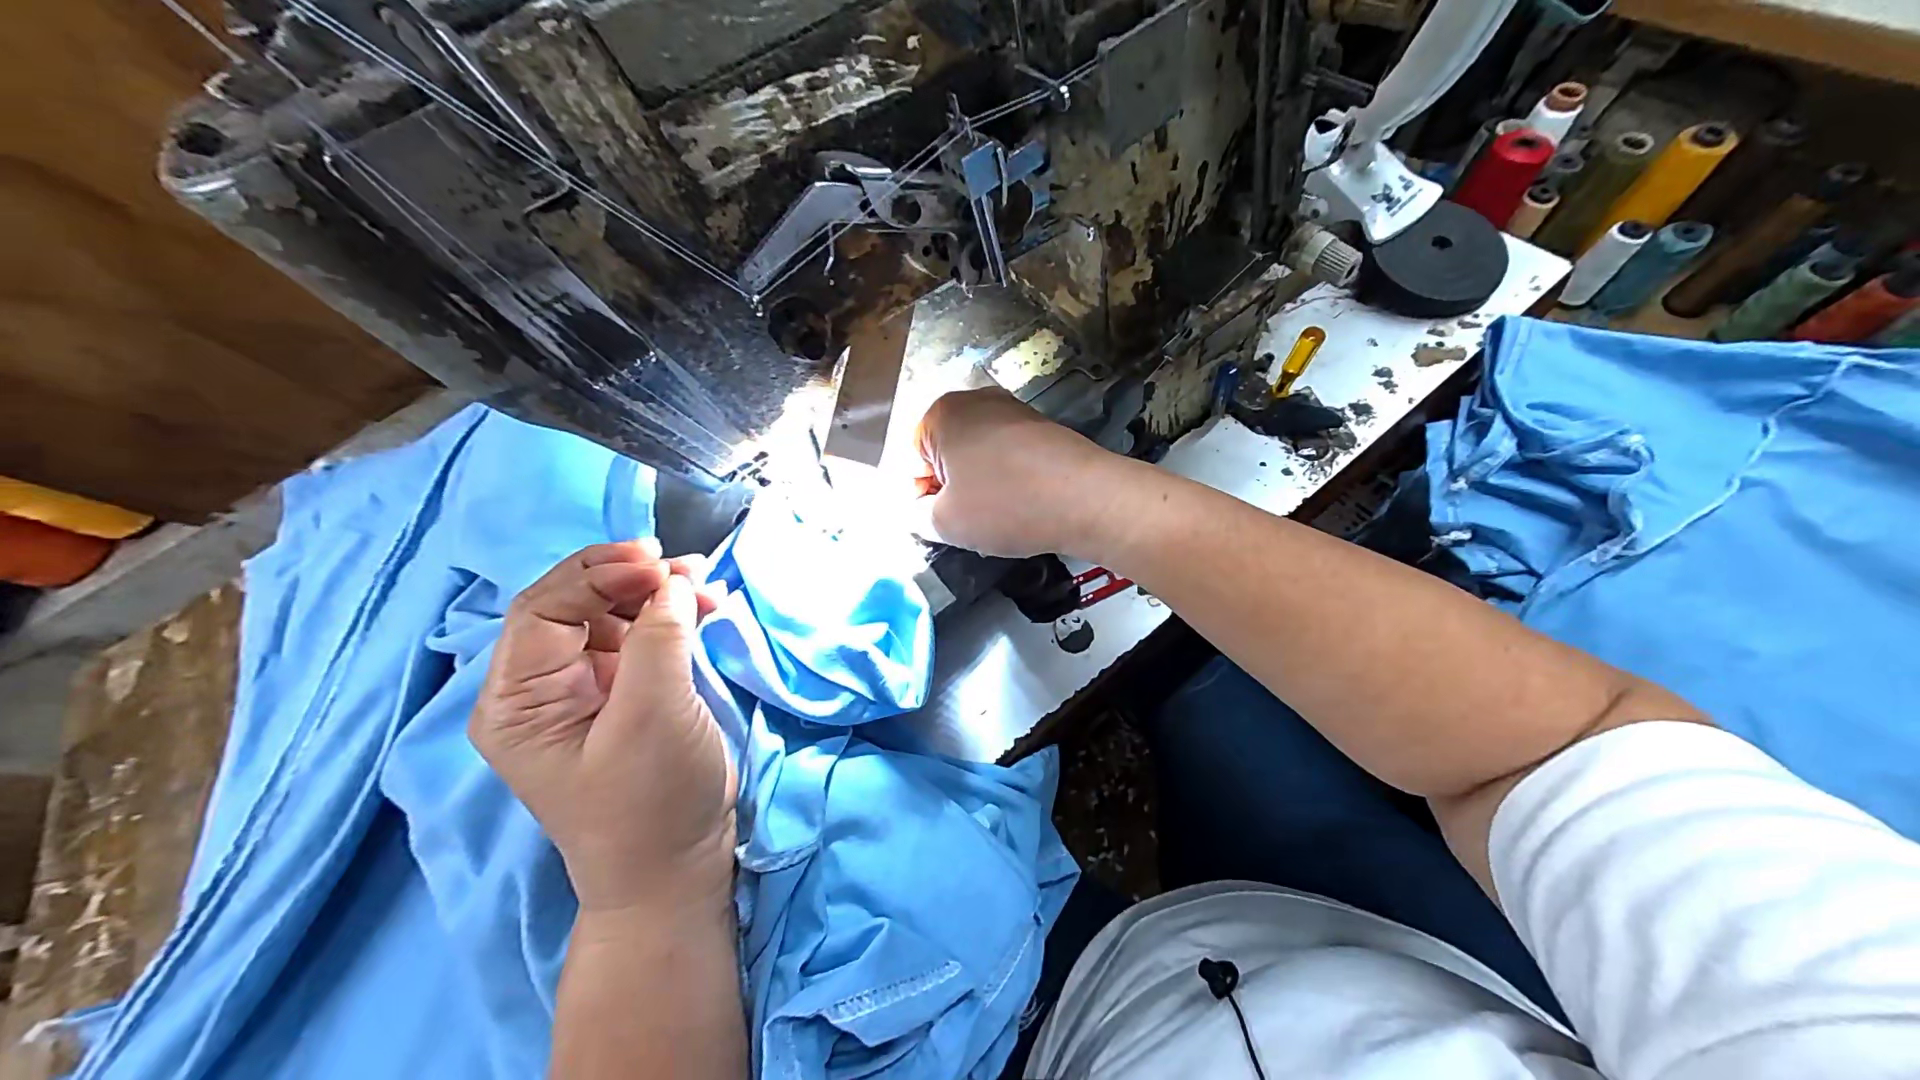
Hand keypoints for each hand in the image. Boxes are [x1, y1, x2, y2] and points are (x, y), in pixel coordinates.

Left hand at [471, 540, 735, 912]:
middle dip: (629, 579)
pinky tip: (702, 605)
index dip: (596, 574)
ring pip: (612, 616)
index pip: (544, 611)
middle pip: (575, 606)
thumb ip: (659, 641)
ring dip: (657, 594)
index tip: (656, 561)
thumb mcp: (652, 717)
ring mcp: (586, 689)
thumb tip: (673, 581)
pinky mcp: (625, 693)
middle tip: (683, 566)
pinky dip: (671, 616)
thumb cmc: (651, 801)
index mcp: (518, 701)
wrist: (677, 867)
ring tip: (702, 581)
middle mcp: (542, 688)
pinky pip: (641, 638)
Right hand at [912, 388, 1132, 558]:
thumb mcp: (944, 522)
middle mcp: (975, 400)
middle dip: (949, 488)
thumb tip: (920, 508)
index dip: (919, 498)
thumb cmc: (1005, 505)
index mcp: (941, 413)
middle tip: (968, 520)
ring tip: (999, 514)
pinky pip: (1007, 457)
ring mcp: (1013, 410)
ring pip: (976, 457)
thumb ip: (916, 515)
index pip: (909, 462)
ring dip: (978, 486)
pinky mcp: (1041, 428)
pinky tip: (1023, 503)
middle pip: (944, 454)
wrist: (1087, 498)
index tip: (940, 520)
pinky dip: (1007, 480)